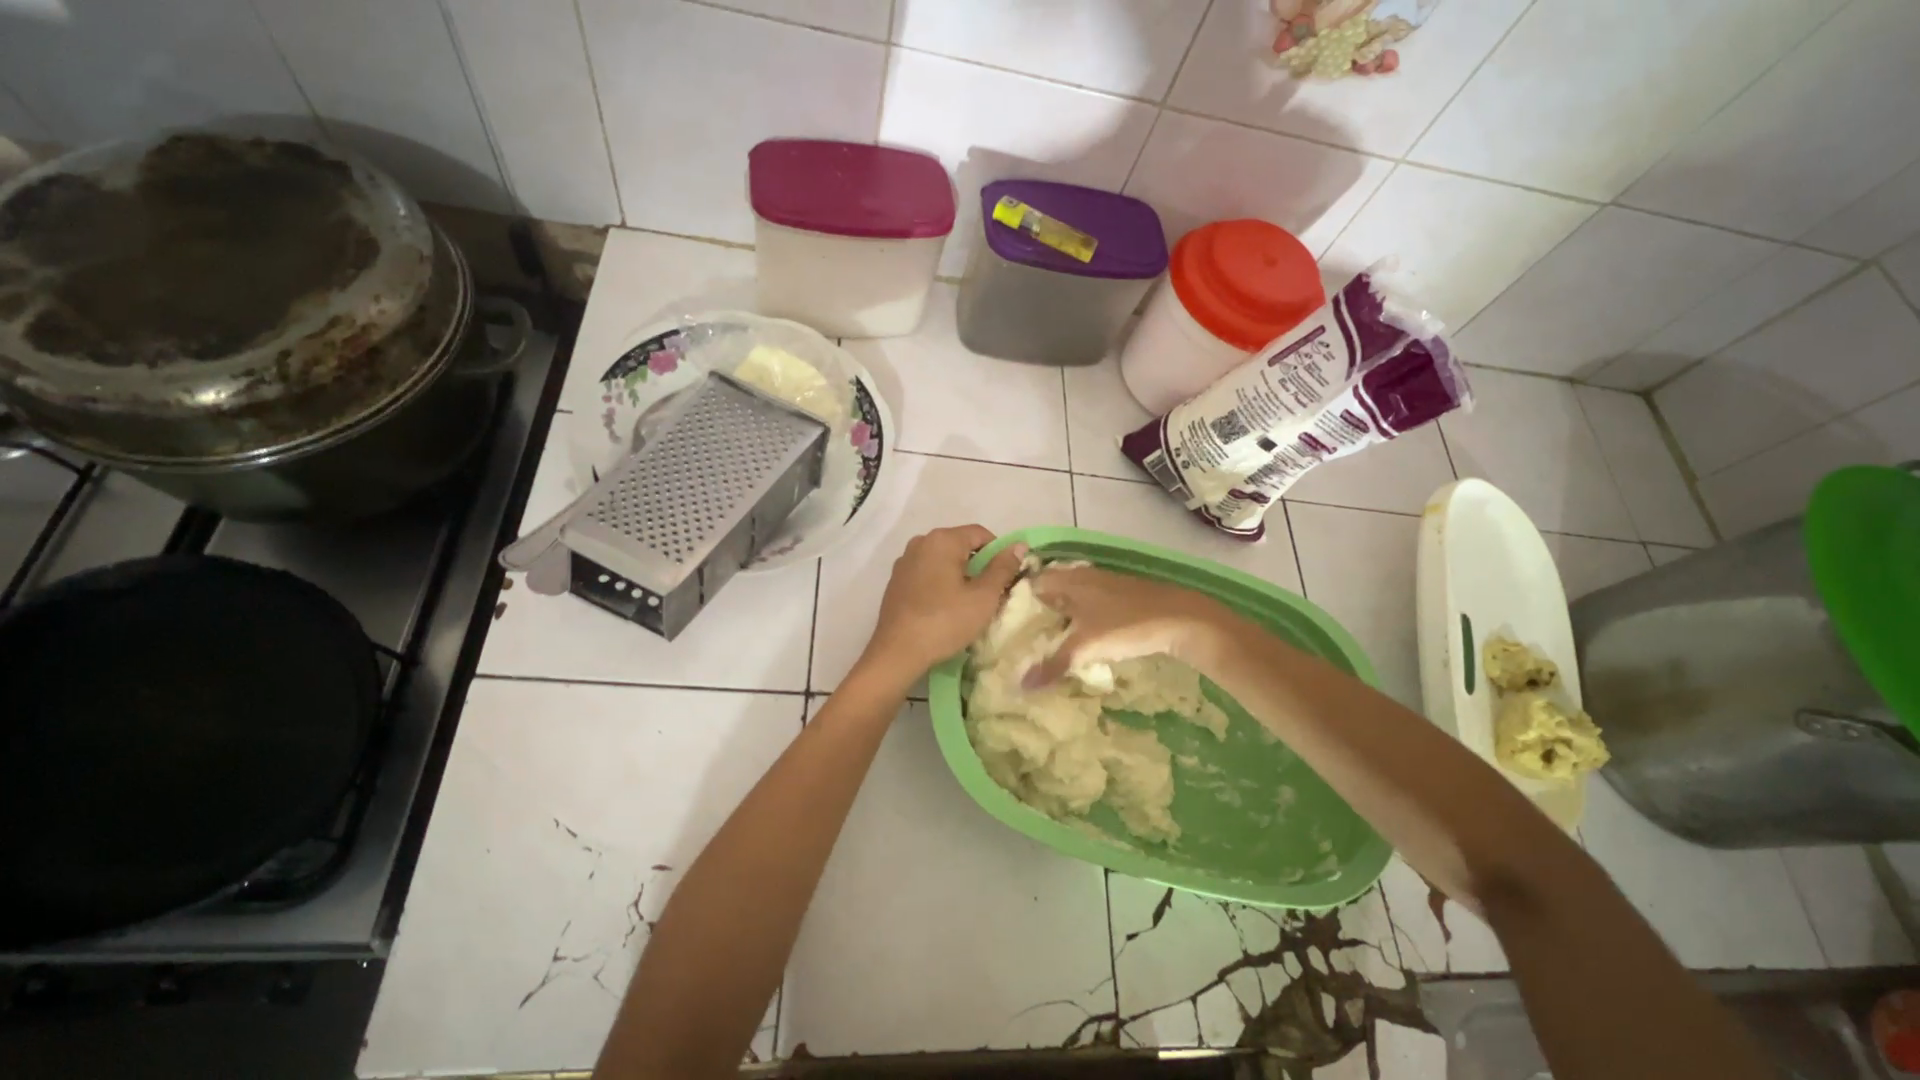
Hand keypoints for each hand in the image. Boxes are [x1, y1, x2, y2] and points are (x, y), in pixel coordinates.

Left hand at [856, 525, 1026, 682]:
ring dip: (959, 577)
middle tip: (990, 595)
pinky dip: (940, 585)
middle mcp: (920, 542)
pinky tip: (944, 609)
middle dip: (979, 566)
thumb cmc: (946, 621)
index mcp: (942, 539)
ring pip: (943, 562)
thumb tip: (1019, 546)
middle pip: (960, 546)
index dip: (999, 554)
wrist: (898, 652)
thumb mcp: (983, 597)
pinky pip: (927, 575)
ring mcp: (904, 562)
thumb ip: (1003, 568)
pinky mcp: (896, 582)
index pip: (981, 534)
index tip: (1006, 580)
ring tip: (968, 605)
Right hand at [1024, 566, 1234, 686]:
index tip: (1006, 622)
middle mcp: (1084, 575)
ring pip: (1074, 595)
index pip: (1032, 583)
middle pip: (1052, 588)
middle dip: (1039, 609)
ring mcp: (1106, 583)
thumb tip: (1018, 686)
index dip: (1017, 600)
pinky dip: (1083, 616)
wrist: (1182, 618)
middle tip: (1025, 635)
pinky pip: (1092, 602)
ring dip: (1062, 613)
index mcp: (1069, 580)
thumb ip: (1051, 665)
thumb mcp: (1085, 648)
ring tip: (1050, 638)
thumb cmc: (1127, 626)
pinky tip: (1085, 635)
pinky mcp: (1124, 595)